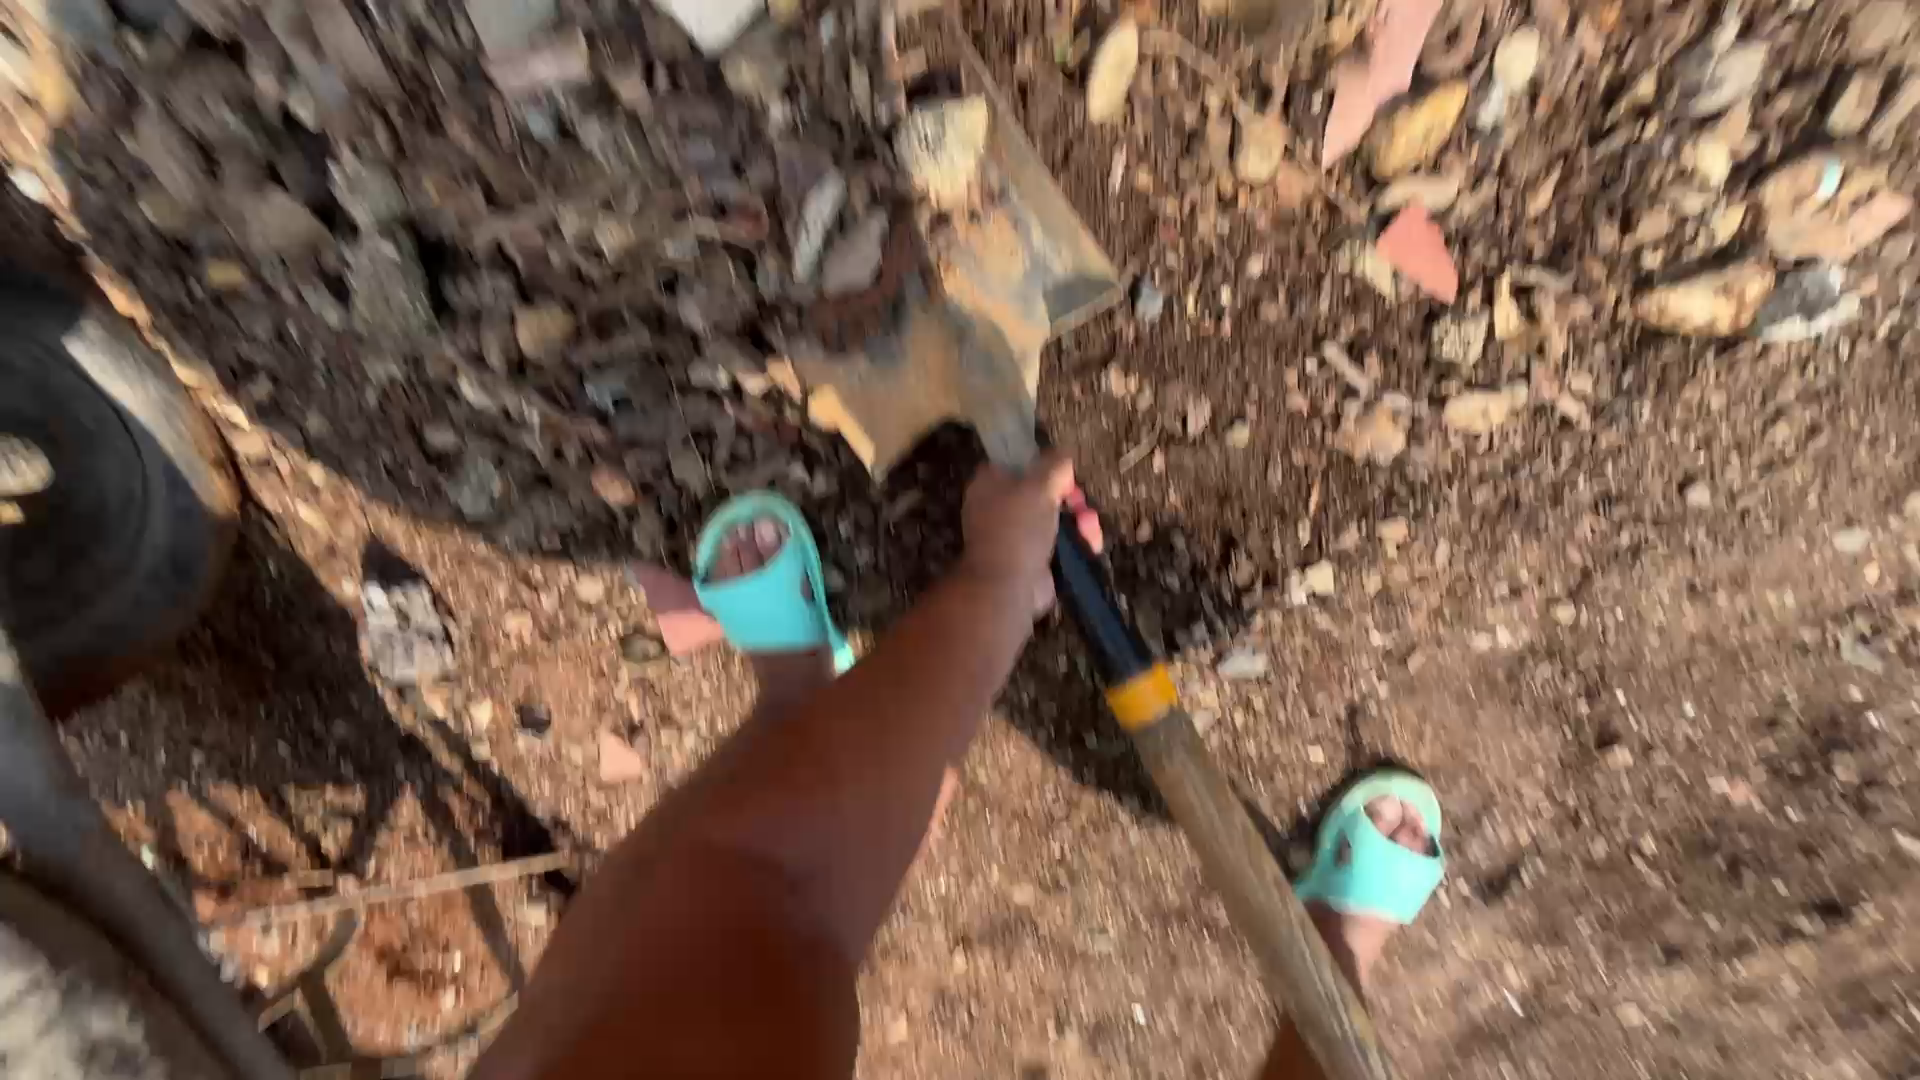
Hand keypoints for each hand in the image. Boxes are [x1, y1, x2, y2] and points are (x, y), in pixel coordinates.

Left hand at [959, 451, 1103, 614]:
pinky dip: (1076, 541)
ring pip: (1056, 516)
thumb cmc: (1018, 528)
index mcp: (990, 483)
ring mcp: (1015, 534)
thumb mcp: (1039, 485)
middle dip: (1070, 497)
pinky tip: (1090, 544)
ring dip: (1080, 520)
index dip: (1043, 464)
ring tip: (1089, 529)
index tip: (1063, 472)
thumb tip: (1063, 455)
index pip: (1017, 462)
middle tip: (1079, 504)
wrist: (1009, 585)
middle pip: (1043, 490)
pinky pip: (1059, 541)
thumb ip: (1054, 464)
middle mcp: (999, 507)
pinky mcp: (1031, 556)